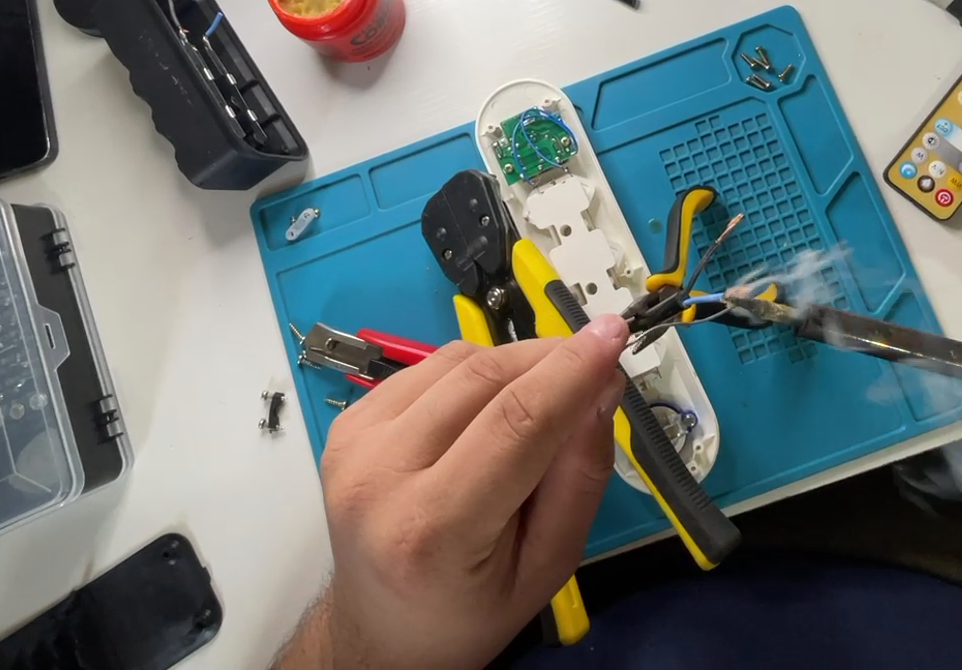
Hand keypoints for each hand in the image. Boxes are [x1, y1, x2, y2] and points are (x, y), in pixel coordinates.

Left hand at [276, 318, 628, 669]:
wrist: (380, 628)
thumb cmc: (472, 607)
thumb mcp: (549, 563)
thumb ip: (581, 474)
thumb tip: (602, 384)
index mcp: (433, 531)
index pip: (516, 423)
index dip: (571, 370)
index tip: (614, 332)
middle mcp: (380, 476)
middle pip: (485, 378)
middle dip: (552, 358)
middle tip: (594, 361)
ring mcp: (355, 442)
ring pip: (458, 360)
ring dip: (515, 361)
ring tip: (539, 395)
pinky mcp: (347, 420)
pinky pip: (430, 365)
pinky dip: (475, 370)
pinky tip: (487, 404)